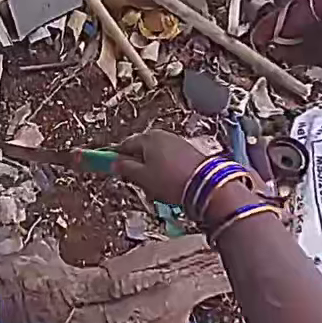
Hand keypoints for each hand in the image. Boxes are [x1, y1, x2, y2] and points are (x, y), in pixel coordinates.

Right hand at [114, 130, 248, 215]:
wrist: (208, 187)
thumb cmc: (172, 180)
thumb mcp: (142, 177)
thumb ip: (125, 168)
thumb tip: (115, 162)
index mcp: (147, 138)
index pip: (124, 145)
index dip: (117, 158)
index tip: (112, 168)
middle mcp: (162, 136)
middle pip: (141, 149)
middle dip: (137, 163)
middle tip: (136, 181)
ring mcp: (178, 142)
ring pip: (156, 155)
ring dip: (152, 167)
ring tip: (155, 185)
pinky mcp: (190, 152)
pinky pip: (170, 159)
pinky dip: (166, 169)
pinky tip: (169, 183)